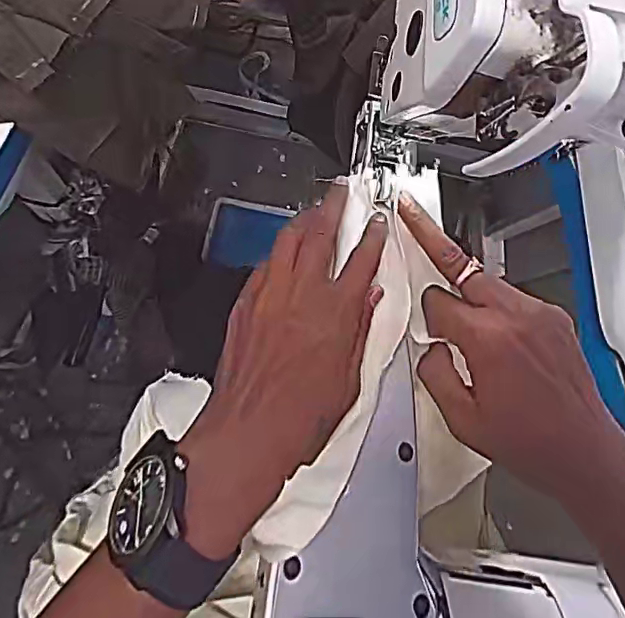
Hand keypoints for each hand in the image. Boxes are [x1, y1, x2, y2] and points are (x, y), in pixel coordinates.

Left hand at [176, 184, 385, 556]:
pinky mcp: (247, 304)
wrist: (248, 432)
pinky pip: (264, 263)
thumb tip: (369, 302)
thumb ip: (360, 330)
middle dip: (335, 205)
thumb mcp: (348, 378)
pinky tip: (281, 252)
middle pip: (322, 232)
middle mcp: (303, 294)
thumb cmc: (298, 416)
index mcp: (337, 310)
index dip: (373, 235)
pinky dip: (277, 251)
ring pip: (288, 239)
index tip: (377, 223)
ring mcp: (271, 294)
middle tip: (341, 191)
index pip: (362, 258)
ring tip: (312, 210)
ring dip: (304, 219)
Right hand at [397, 194, 624, 501]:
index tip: (423, 317)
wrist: (584, 450)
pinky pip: (516, 299)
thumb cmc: (531, 442)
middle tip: (413, 215)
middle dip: (433, 245)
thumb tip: (431, 348)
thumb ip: (435, 373)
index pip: (438, 301)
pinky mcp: (555, 316)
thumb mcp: (463, 420)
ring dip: (472, 292)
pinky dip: (501, 309)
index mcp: (487, 339)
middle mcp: (515, 316)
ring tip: (468, 317)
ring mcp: (539, 312)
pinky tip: (503, 340)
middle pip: (462, 266)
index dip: (426, 313)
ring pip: (489, 281)